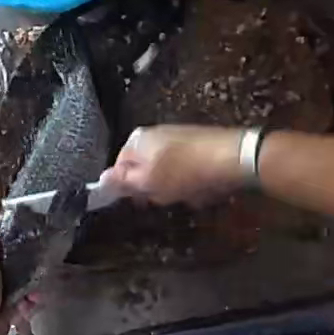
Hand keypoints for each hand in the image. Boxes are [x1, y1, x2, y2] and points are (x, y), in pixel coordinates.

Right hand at [98, 125, 251, 205]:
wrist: (233, 156)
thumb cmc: (182, 172)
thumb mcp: (146, 182)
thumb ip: (121, 181)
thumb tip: (100, 180)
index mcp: (136, 140)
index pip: (119, 167)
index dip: (128, 188)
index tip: (142, 202)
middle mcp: (153, 133)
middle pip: (144, 169)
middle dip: (154, 187)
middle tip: (166, 198)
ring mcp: (177, 136)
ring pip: (166, 170)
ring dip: (175, 187)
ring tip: (190, 195)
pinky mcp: (199, 142)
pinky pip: (186, 167)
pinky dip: (192, 179)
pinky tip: (204, 188)